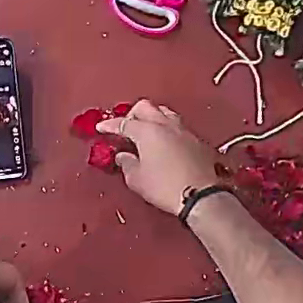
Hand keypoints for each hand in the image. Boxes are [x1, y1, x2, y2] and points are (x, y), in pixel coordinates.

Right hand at [95, 100, 219, 215]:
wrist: (200, 195)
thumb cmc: (165, 186)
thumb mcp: (137, 179)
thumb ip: (127, 164)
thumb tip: (124, 157)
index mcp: (147, 131)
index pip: (123, 123)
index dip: (110, 125)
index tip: (102, 128)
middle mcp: (166, 125)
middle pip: (145, 107)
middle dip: (132, 114)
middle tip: (125, 127)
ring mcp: (183, 130)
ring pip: (164, 112)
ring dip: (152, 116)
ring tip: (145, 130)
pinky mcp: (196, 140)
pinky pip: (177, 126)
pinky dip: (167, 129)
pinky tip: (164, 142)